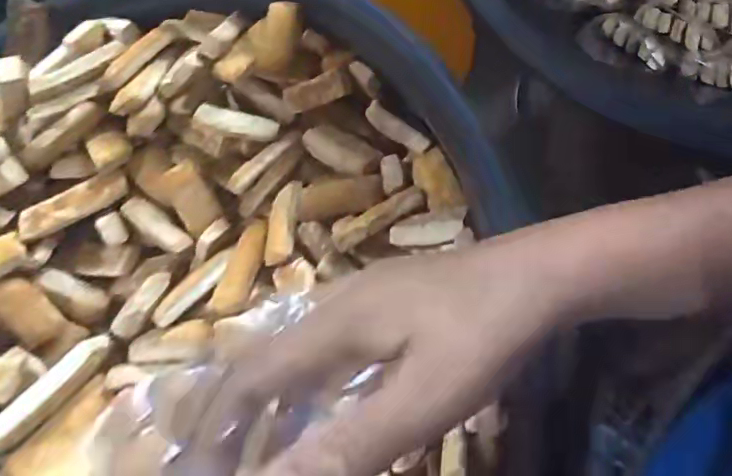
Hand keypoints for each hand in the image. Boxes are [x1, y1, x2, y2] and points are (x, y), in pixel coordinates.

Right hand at [203, 240, 564, 475]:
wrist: (537, 274)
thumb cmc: (481, 335)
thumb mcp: (421, 400)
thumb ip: (346, 446)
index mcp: (339, 320)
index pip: (256, 372)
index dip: (219, 421)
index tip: (194, 466)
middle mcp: (345, 297)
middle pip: (273, 351)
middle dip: (240, 405)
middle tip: (221, 458)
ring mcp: (374, 291)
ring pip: (304, 341)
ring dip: (277, 389)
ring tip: (263, 437)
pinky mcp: (398, 296)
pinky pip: (336, 337)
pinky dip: (316, 374)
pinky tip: (333, 397)